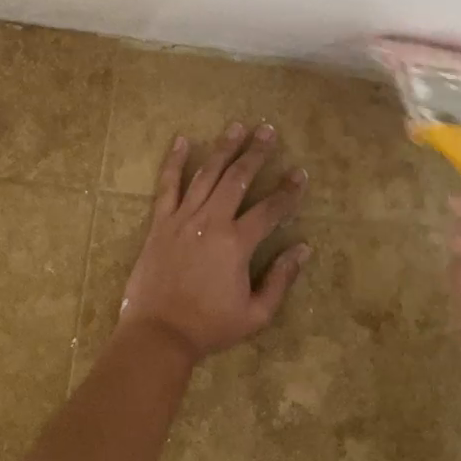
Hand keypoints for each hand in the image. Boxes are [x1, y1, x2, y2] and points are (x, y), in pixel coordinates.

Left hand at [118, 122, 309, 362]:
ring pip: (207, 174)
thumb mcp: (256, 314)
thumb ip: (281, 279)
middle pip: (237, 178)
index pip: (270, 209)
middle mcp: (211, 222)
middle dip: (256, 153)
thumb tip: (303, 249)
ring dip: (224, 149)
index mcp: (237, 244)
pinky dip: (174, 162)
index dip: (288, 191)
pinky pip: (167, 186)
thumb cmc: (209, 327)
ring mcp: (183, 219)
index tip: (300, 174)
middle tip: (269, 131)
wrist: (158, 334)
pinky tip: (182, 141)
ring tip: (237, 127)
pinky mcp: (160, 223)